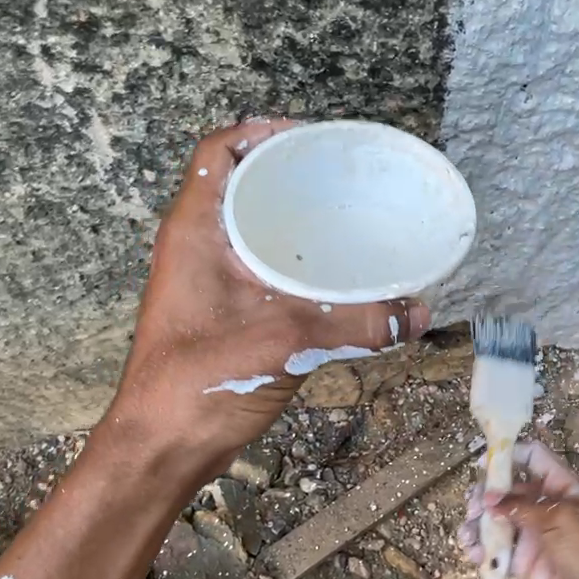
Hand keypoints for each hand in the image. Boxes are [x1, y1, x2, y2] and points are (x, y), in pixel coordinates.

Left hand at [102, 118, 430, 474]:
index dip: (260, 131)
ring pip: (252, 232)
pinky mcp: (222, 315)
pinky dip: (293, 266)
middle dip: (287, 176)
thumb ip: (356, 325)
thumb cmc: (199, 383)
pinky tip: (333, 279)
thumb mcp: (285, 340)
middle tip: (340, 179)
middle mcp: (197, 248)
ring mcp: (207, 283)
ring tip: (344, 221)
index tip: (311, 139)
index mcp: (195, 230)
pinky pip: (261, 272)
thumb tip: (416, 312)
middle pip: (240, 186)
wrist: (162, 446)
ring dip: (291, 224)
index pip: (218, 152)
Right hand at [460, 441, 578, 578]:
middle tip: (473, 507)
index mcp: (563, 488)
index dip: (510, 455)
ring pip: (496, 518)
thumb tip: (489, 500)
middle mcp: (545, 506)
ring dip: (478, 523)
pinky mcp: (522, 559)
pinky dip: (481, 548)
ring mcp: (532, 533)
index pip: (534, 458)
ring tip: (468, 536)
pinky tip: (475, 554)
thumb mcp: (561, 521)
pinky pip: (495, 548)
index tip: (483, 465)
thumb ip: (522, 506)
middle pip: (507, 488)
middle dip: (485, 494)